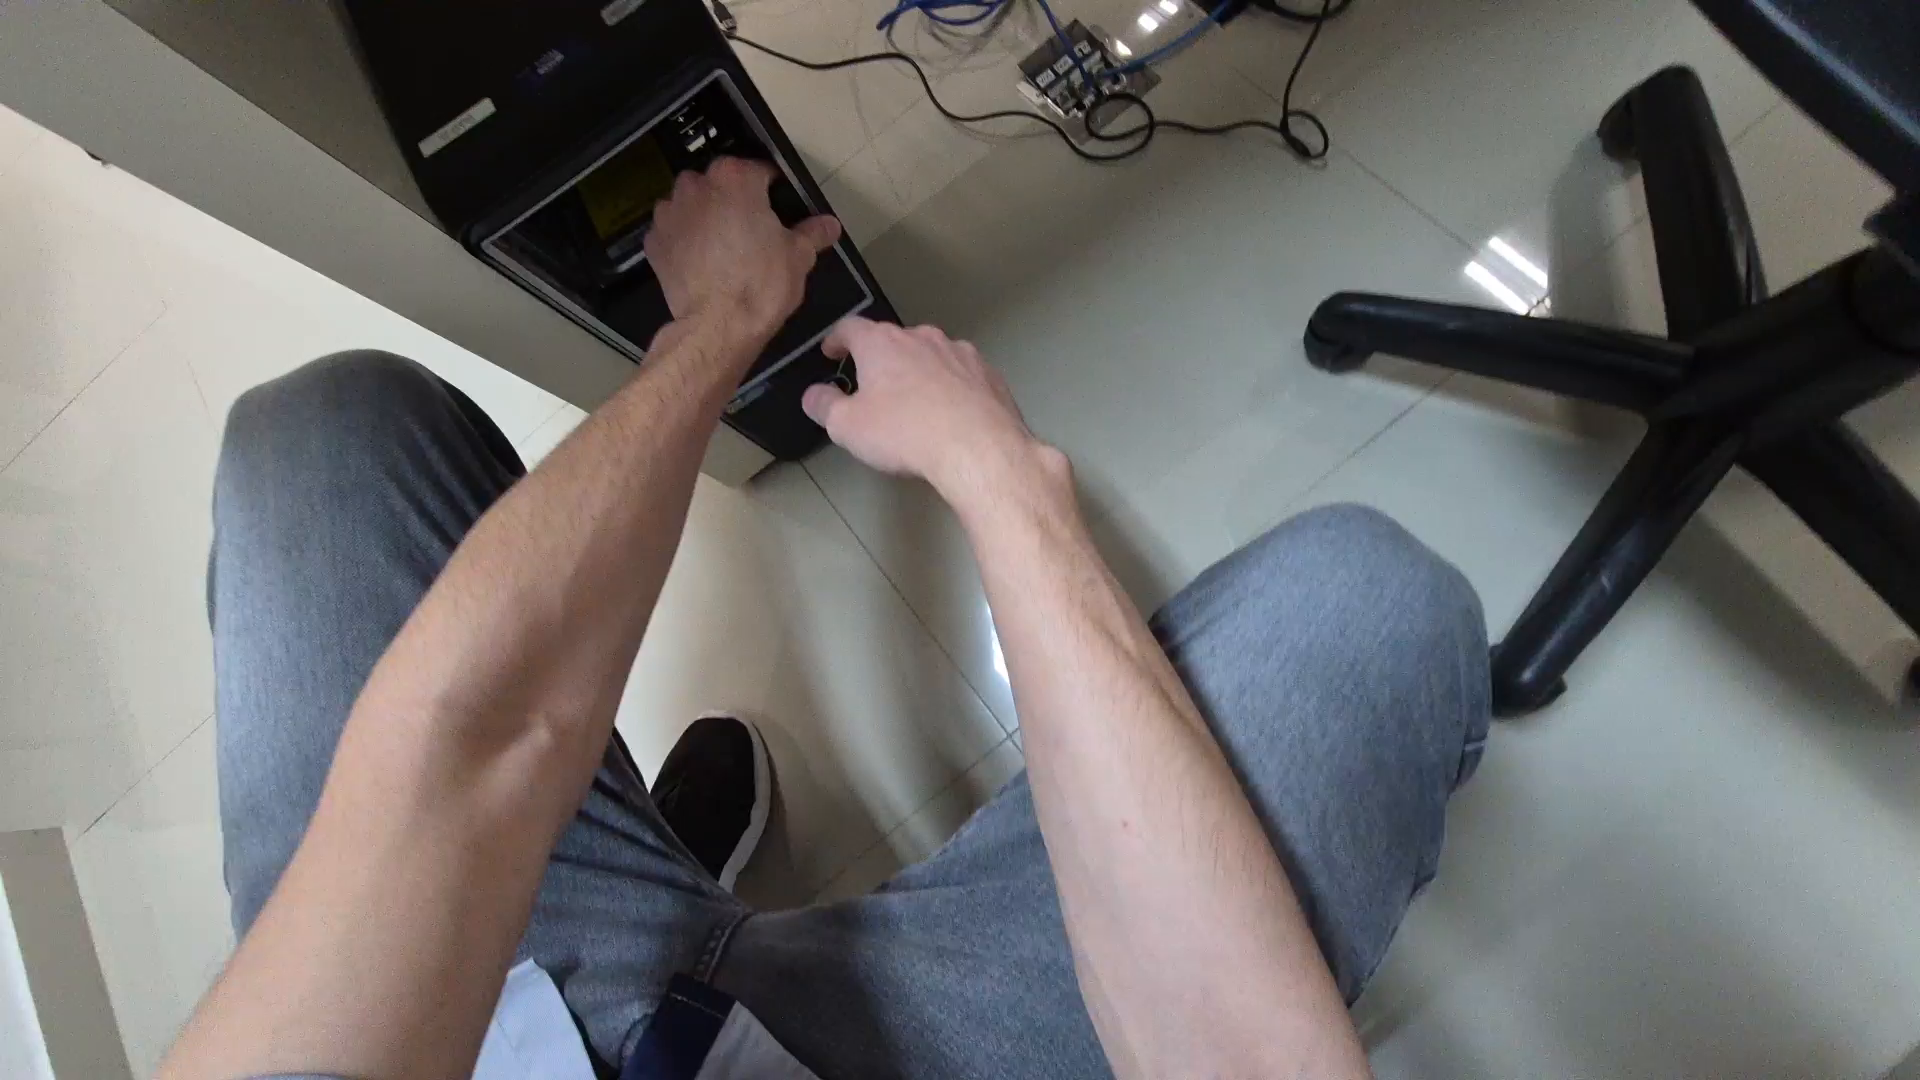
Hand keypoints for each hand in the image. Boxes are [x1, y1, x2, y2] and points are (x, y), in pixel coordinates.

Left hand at [645, 157, 840, 336]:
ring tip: (727, 250)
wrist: (719, 326)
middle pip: (722, 185)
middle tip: (755, 234)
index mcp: (736, 179)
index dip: (774, 190)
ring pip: (694, 205)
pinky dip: (687, 242)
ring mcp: (670, 212)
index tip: (781, 208)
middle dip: (737, 202)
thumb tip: (830, 225)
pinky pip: (675, 232)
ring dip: (708, 218)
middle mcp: (697, 185)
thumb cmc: (762, 286)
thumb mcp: (799, 257)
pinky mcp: (654, 241)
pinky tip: (704, 264)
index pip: (760, 170)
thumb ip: (813, 234)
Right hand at [801, 317, 1064, 506]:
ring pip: (932, 355)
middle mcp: (922, 337)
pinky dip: (953, 387)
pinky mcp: (989, 374)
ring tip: (918, 402)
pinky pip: (963, 375)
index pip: (850, 328)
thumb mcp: (848, 427)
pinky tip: (954, 413)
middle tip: (876, 386)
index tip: (832, 352)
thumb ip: (825, 406)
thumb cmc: (904, 433)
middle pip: (895, 340)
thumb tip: (813, 395)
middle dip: (882, 359)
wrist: (978, 447)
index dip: (837, 340)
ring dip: (921, 371)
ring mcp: (961, 353)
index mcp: (882, 343)